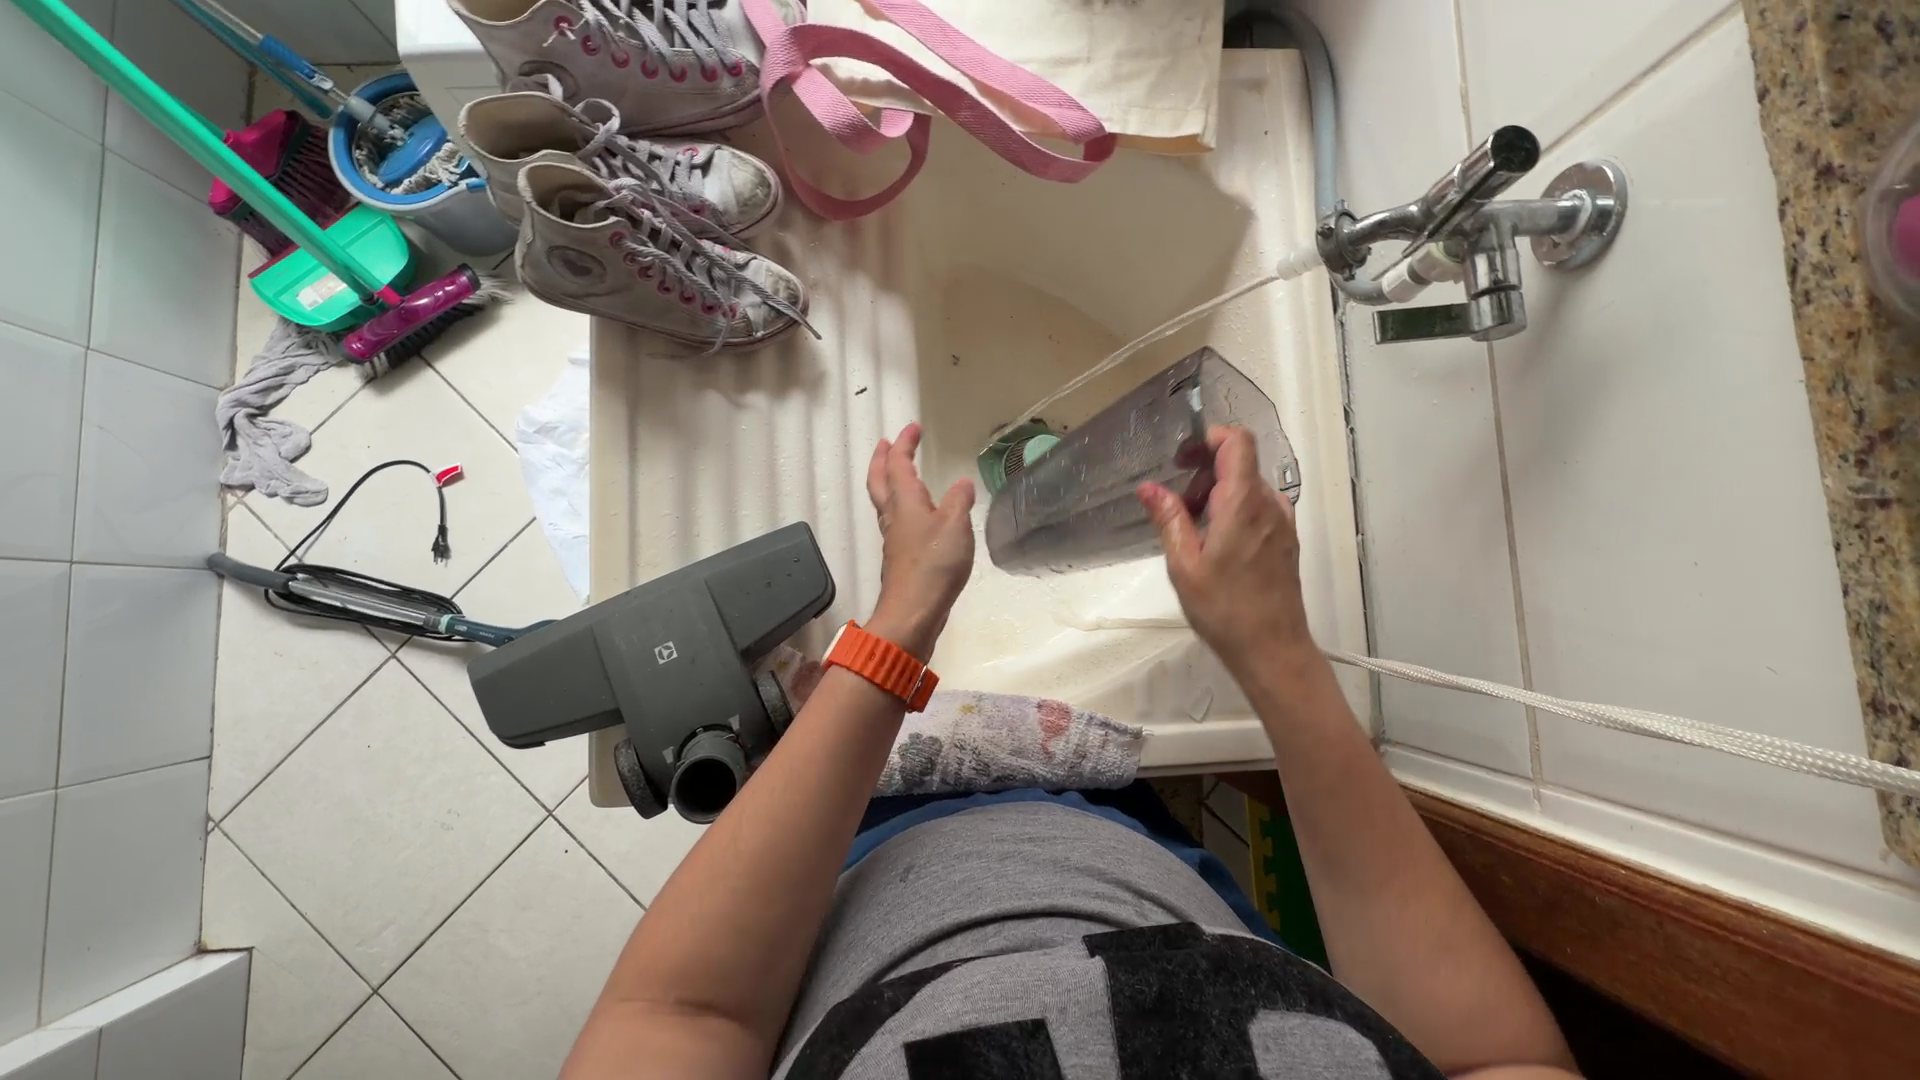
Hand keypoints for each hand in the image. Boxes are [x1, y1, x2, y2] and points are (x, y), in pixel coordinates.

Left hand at [866, 423, 975, 659]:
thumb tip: (961, 484)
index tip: (913, 428)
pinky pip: (895, 520)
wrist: (913, 612)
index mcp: (905, 502)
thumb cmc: (934, 565)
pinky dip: (901, 506)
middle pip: (880, 481)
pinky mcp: (900, 557)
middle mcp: (894, 516)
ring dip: (888, 481)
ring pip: (884, 501)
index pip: (898, 464)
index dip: (904, 443)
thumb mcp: (955, 526)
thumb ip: (958, 502)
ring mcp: (894, 538)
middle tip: (886, 443)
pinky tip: (918, 514)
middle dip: (882, 459)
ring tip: (900, 473)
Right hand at [1137, 425, 1313, 673]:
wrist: (1272, 649)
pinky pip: (1258, 508)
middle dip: (1204, 473)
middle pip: (1239, 463)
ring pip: (1248, 486)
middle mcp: (1270, 504)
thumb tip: (1149, 488)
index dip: (1208, 439)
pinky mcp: (1285, 539)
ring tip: (1193, 532)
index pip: (1236, 441)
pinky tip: (1215, 545)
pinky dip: (1233, 512)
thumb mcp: (1183, 564)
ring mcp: (1282, 522)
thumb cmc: (1225, 610)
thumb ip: (1169, 518)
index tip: (1181, 459)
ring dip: (1217, 495)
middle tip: (1178, 507)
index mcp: (1244, 504)